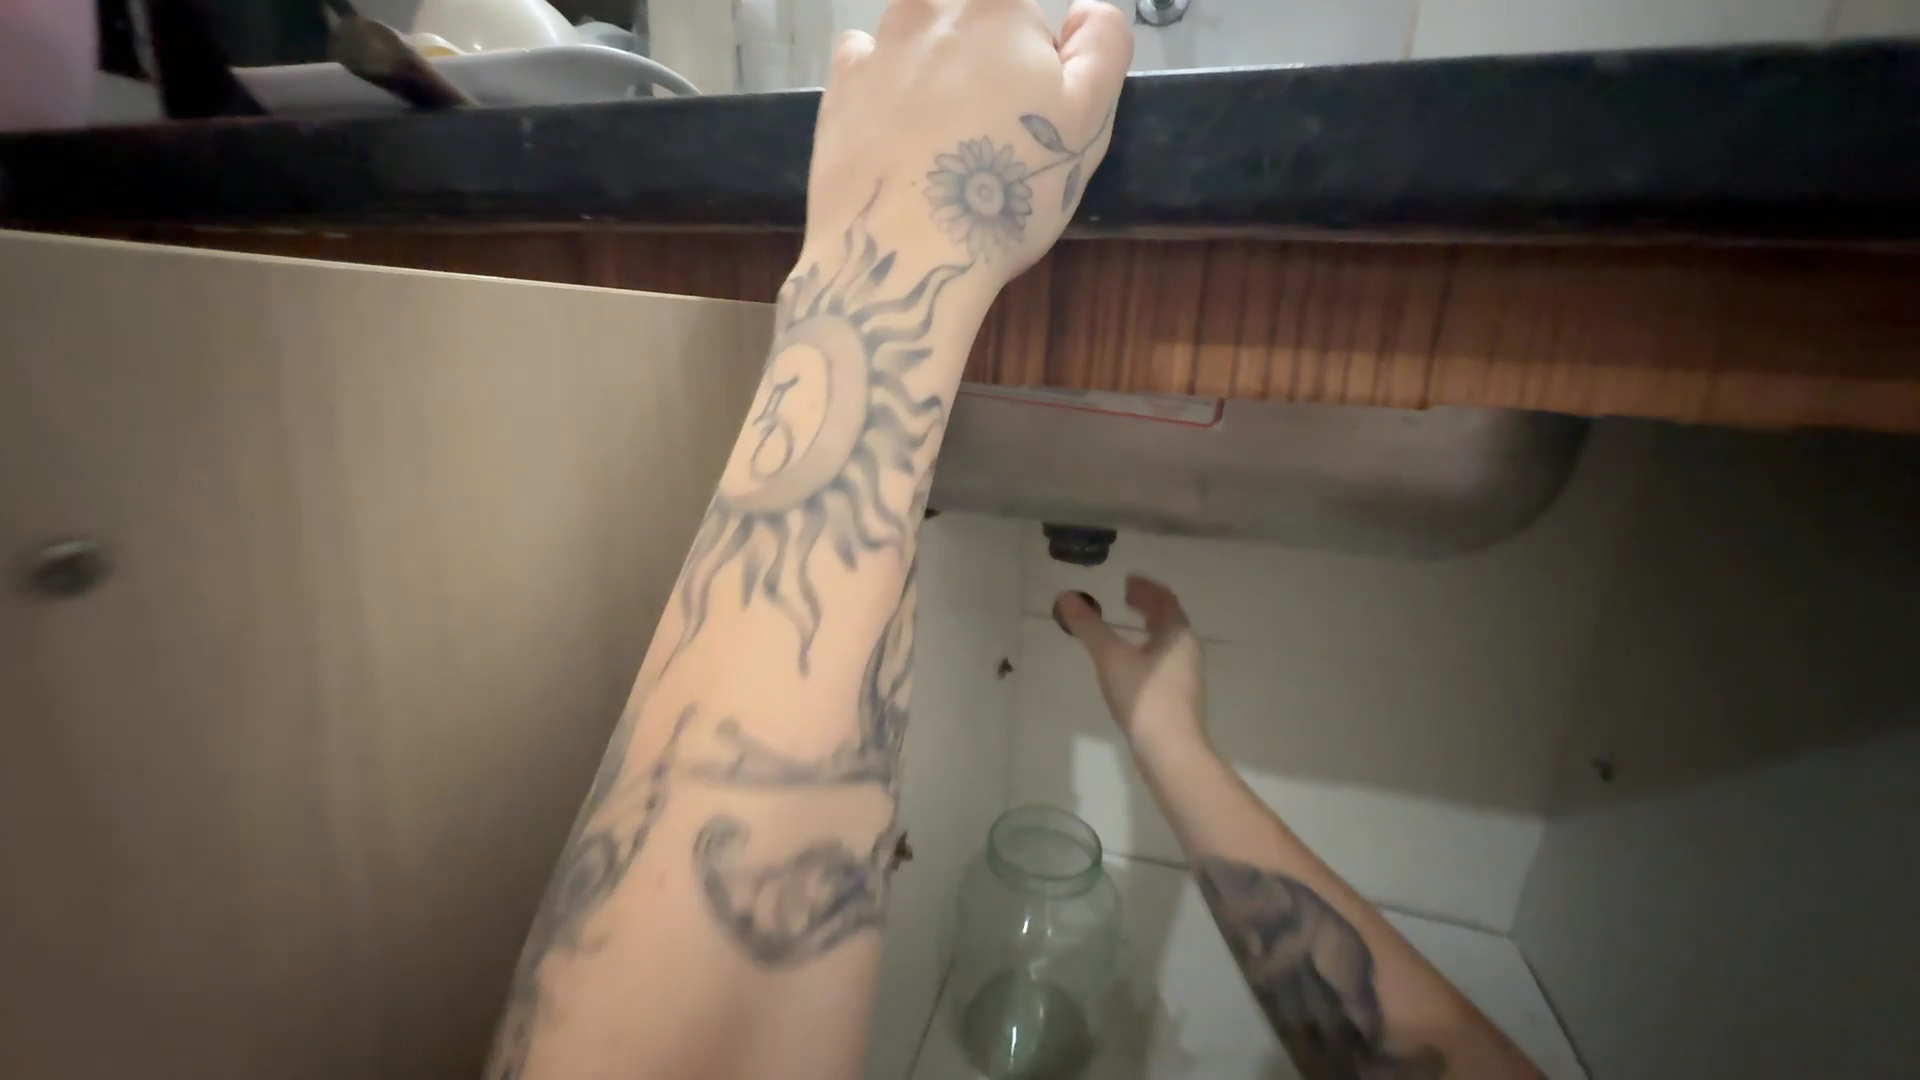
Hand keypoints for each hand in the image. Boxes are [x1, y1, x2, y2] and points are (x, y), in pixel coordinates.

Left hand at [807, 0, 1132, 288]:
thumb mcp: (1087, 124)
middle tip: (984, 144)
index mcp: (1000, 7)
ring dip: (932, 81)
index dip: (1035, 68)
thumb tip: (1087, 12)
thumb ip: (1102, 49)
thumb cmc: (1006, 191)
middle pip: (970, 27)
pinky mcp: (838, 89)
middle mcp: (933, 8)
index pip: (1027, 21)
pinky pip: (866, 67)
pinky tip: (894, 141)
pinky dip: (883, 91)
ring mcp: (878, 46)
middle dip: (983, 74)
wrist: (905, 253)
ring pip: (918, 45)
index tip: (1028, 120)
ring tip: (937, 152)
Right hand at [1054, 575, 1207, 755]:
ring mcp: (1186, 674)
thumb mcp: (1110, 657)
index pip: (1164, 599)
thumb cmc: (1143, 697)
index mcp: (1176, 633)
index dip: (1145, 587)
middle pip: (1169, 619)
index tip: (1127, 580)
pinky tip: (1131, 663)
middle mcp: (1187, 649)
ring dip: (1149, 627)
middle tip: (1125, 597)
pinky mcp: (1179, 695)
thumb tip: (1067, 596)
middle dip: (1148, 605)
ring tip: (1126, 627)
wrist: (1170, 750)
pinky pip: (1164, 660)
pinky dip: (1148, 648)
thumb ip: (1089, 626)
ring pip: (1167, 641)